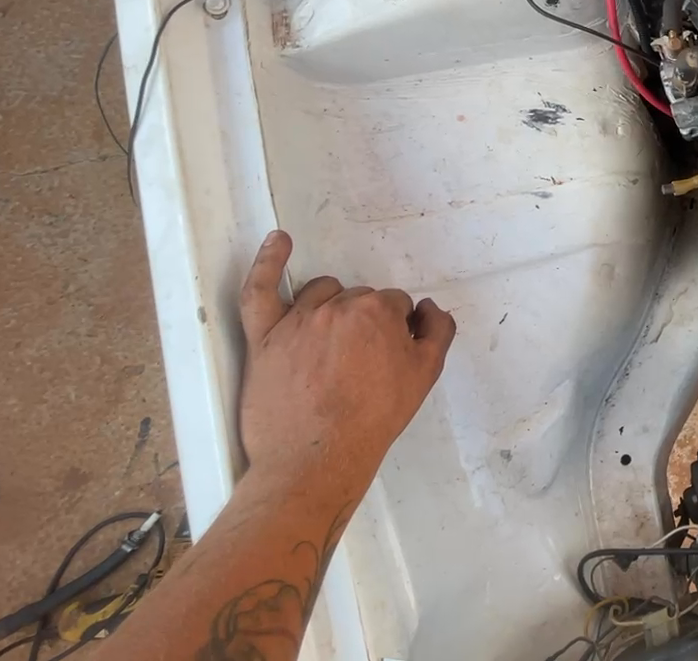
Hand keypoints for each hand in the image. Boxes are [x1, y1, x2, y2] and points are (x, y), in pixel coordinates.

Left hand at [235, 231, 456, 495]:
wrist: (317, 457)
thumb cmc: (376, 416)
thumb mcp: (426, 373)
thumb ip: (438, 330)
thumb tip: (428, 309)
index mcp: (378, 312)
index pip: (395, 305)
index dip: (397, 330)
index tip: (391, 356)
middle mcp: (337, 307)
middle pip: (360, 298)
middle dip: (368, 321)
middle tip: (365, 361)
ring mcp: (296, 320)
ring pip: (323, 292)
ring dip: (335, 306)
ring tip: (336, 343)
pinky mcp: (263, 338)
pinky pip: (259, 291)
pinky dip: (267, 262)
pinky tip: (278, 240)